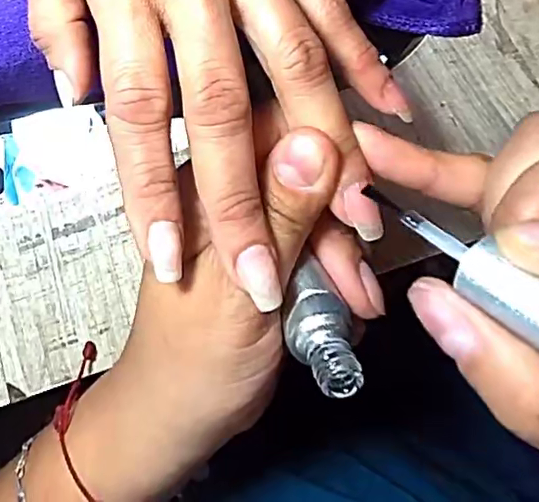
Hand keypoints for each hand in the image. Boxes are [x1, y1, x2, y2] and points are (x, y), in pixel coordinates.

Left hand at [0, 123, 380, 501]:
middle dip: (337, 217)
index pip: (266, 129)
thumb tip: (314, 138)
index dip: (323, 158)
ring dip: (340, 249)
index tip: (357, 208)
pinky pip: (309, 232)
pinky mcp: (261, 241)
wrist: (180, 409)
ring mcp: (240, 212)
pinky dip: (334, 265)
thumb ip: (279, 214)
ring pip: (309, 201)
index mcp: (197, 180)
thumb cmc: (194, 355)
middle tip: (357, 272)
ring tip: (356, 301)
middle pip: (295, 165)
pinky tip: (348, 299)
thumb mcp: (241, 286)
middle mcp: (217, 184)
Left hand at [20, 0, 407, 308]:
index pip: (140, 102)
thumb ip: (52, 20)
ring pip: (296, 62)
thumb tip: (80, 96)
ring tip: (345, 220)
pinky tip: (392, 113)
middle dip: (244, 195)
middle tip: (261, 277)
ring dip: (323, 146)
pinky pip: (330, 6)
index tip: (167, 251)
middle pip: (225, 99)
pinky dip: (363, 60)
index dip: (151, 183)